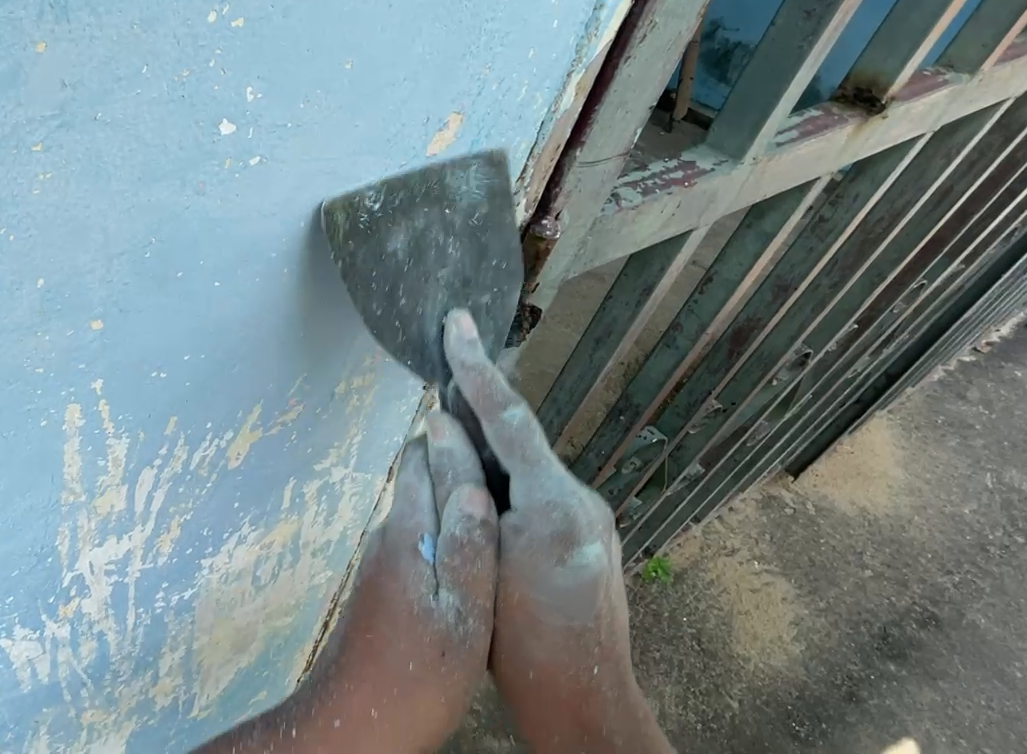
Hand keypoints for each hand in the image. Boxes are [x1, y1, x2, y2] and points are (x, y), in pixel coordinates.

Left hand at [194, 409, 497, 753]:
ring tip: (491, 483)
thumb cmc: (415, 675)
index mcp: (408, 533)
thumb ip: (468, 549)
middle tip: (494, 440)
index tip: (475, 398)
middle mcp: (389, 533)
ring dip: (446, 486)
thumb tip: (475, 486)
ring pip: (417, 503)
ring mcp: (382, 556)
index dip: (452, 431)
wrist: (355, 718)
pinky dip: (440, 519)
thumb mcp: (460, 619)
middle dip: (448, 451)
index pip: (428, 461)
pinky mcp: (383, 580)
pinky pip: (415, 531)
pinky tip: (466, 537)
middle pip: (418, 475)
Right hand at [443, 309, 672, 753]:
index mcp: (555, 502)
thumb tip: (439, 430)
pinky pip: (532, 488)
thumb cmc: (521, 642)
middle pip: (517, 436)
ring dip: (482, 443)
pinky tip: (472, 481)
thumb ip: (461, 489)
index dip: (475, 366)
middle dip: (475, 402)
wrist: (585, 705)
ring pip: (523, 464)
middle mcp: (580, 499)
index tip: (456, 321)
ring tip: (444, 427)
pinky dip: (498, 474)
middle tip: (440, 365)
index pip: (507, 418)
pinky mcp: (583, 538)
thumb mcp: (478, 558)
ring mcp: (588, 520)